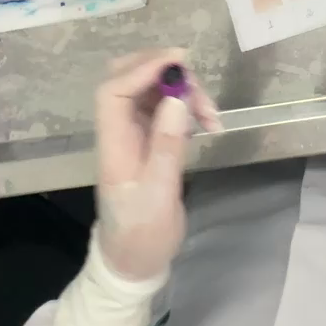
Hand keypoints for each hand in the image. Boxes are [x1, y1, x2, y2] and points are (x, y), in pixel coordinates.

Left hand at [92, 48, 222, 282]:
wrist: (135, 262)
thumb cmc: (143, 234)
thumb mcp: (159, 196)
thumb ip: (167, 146)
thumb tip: (176, 99)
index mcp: (113, 145)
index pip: (114, 91)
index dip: (143, 69)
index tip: (179, 63)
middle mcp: (119, 130)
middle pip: (129, 78)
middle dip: (165, 71)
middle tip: (196, 86)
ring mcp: (134, 131)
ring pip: (153, 88)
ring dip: (183, 91)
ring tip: (212, 116)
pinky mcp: (150, 136)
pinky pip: (166, 104)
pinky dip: (187, 105)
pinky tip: (207, 123)